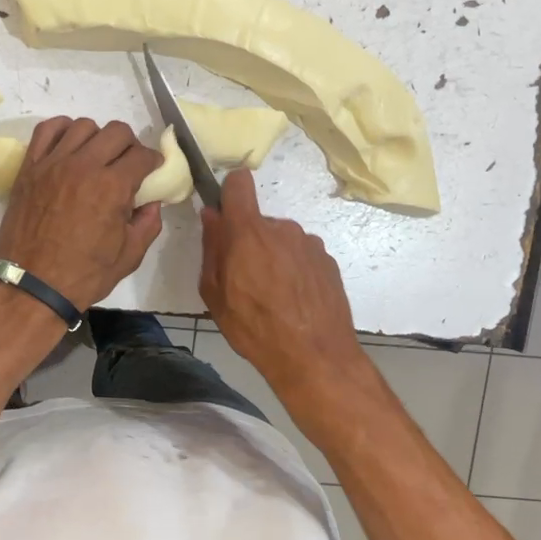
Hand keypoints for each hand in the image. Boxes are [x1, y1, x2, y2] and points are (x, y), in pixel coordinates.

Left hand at [0, 117, 163, 309]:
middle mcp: (83, 166)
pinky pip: (46, 131)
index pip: (141, 155)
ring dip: (97, 137)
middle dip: (129, 145)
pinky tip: (69, 145)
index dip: (152, 161)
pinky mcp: (29, 168)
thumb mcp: (129, 256)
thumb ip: (147, 224)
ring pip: (83, 126)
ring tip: (96, 157)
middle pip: (116, 132)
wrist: (32, 286)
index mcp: (111, 187)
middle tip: (127, 164)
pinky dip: (62, 130)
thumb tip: (152, 203)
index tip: (151, 170)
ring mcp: (52, 164)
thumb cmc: (84, 275)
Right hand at [200, 169, 367, 390]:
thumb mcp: (214, 293)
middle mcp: (282, 229)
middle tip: (243, 279)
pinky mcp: (328, 261)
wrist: (314, 355)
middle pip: (258, 222)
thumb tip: (212, 217)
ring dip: (273, 258)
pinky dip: (294, 271)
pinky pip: (302, 257)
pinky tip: (293, 301)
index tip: (224, 213)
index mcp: (248, 232)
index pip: (239, 184)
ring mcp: (310, 244)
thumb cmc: (253, 327)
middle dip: (248, 241)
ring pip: (281, 241)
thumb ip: (212, 249)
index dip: (229, 192)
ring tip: (272, 296)